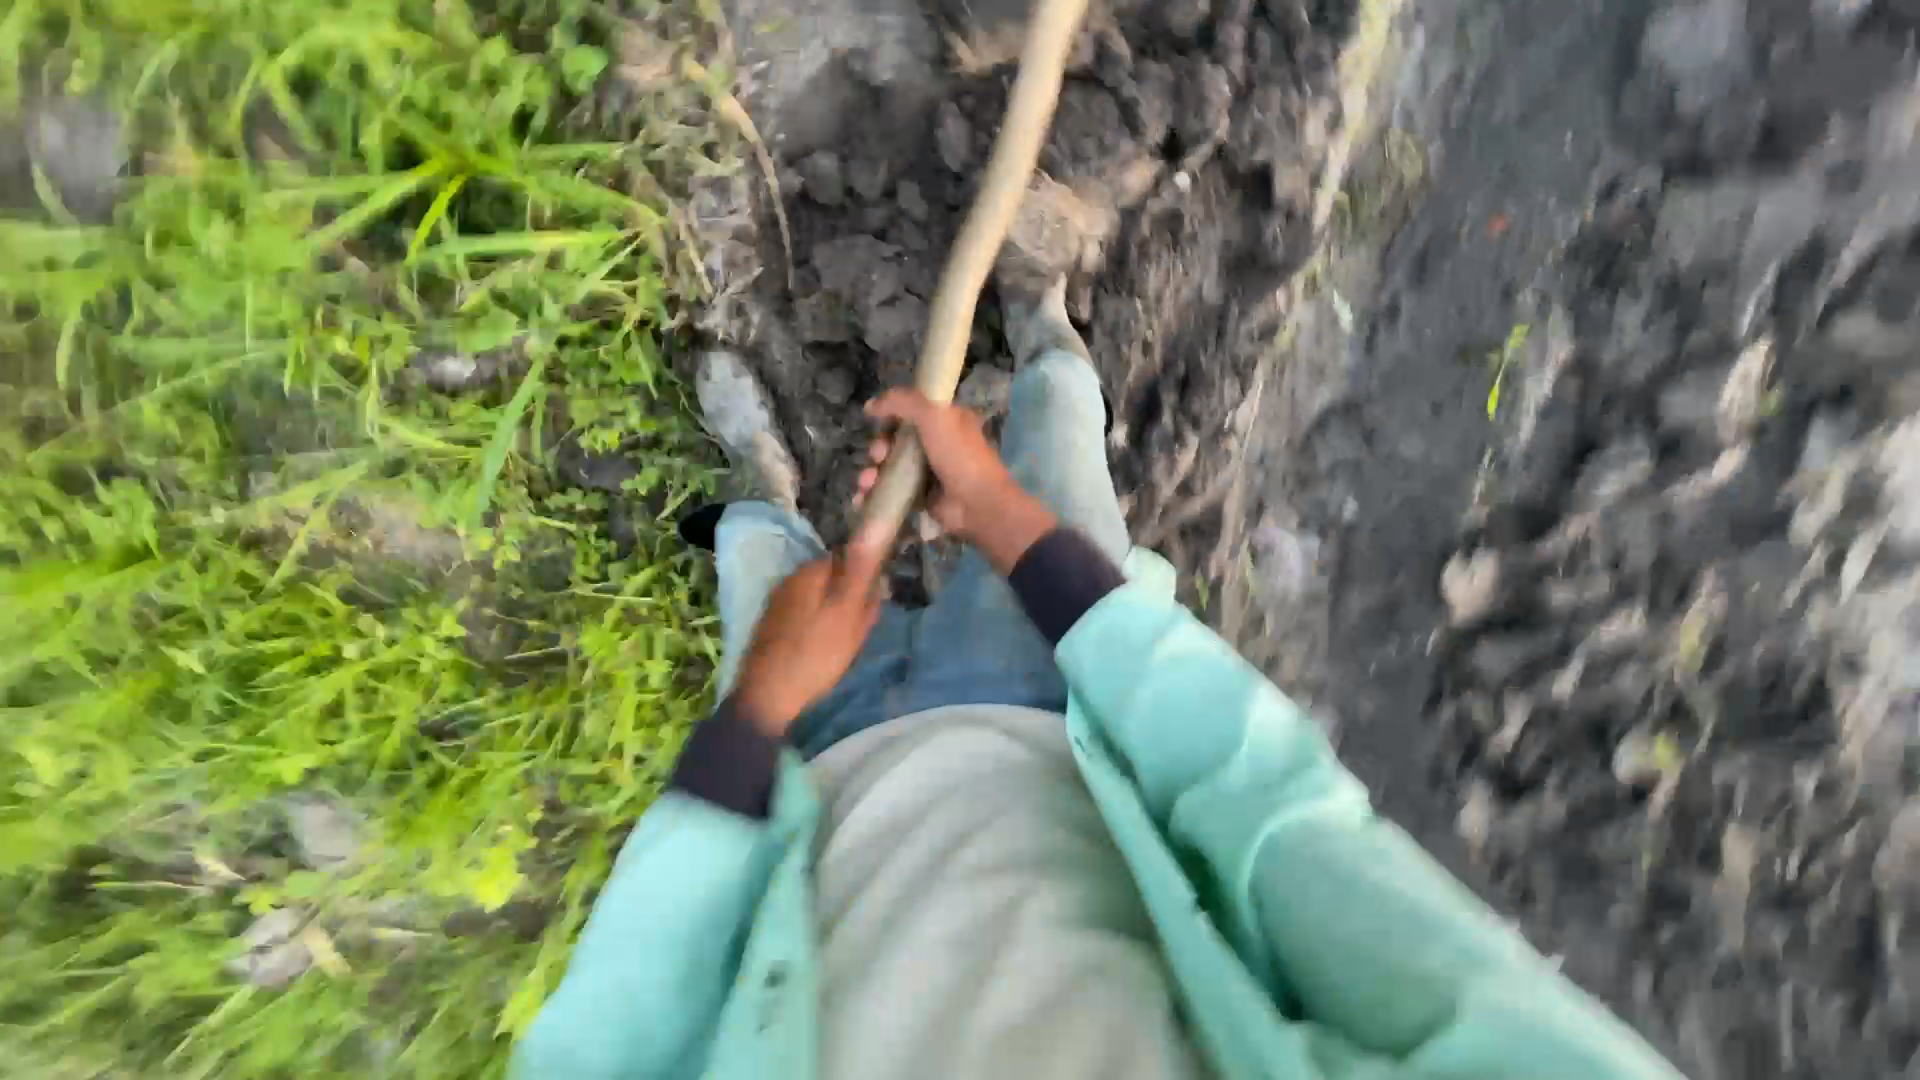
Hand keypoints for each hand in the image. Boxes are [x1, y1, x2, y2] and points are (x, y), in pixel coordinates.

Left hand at [733, 533, 886, 736]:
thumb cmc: (816, 653)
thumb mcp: (848, 613)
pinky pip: (804, 617)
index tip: (872, 600)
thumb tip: (875, 530)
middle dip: (848, 595)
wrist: (767, 696)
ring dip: (833, 612)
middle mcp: (790, 580)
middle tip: (858, 626)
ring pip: (818, 599)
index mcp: (810, 572)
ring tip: (841, 641)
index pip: (845, 556)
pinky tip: (820, 650)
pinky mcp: (771, 626)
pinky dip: (816, 627)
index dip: (863, 575)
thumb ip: (861, 573)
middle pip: (831, 578)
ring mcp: (777, 603)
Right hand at [859, 390, 1055, 574]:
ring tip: (867, 482)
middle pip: (895, 440)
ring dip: (871, 472)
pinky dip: (874, 494)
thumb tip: (870, 406)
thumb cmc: (959, 454)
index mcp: (945, 420)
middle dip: (879, 447)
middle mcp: (936, 443)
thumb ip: (902, 402)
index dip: (890, 416)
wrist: (977, 502)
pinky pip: (891, 490)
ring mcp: (928, 472)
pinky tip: (863, 498)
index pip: (910, 411)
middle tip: (879, 456)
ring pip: (889, 467)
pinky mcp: (921, 496)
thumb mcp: (934, 415)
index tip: (876, 422)